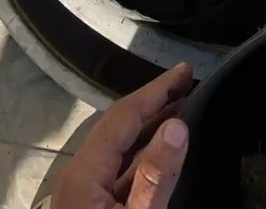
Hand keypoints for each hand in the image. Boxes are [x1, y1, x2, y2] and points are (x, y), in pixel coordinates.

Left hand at [51, 62, 194, 208]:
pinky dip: (142, 153)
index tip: (185, 70)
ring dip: (149, 127)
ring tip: (181, 109)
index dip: (156, 89)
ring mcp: (82, 192)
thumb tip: (177, 125)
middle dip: (153, 101)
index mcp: (83, 172)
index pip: (124, 115)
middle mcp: (79, 175)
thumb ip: (154, 176)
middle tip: (187, 83)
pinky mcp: (90, 206)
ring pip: (119, 148)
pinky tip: (162, 152)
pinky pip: (119, 169)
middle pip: (118, 125)